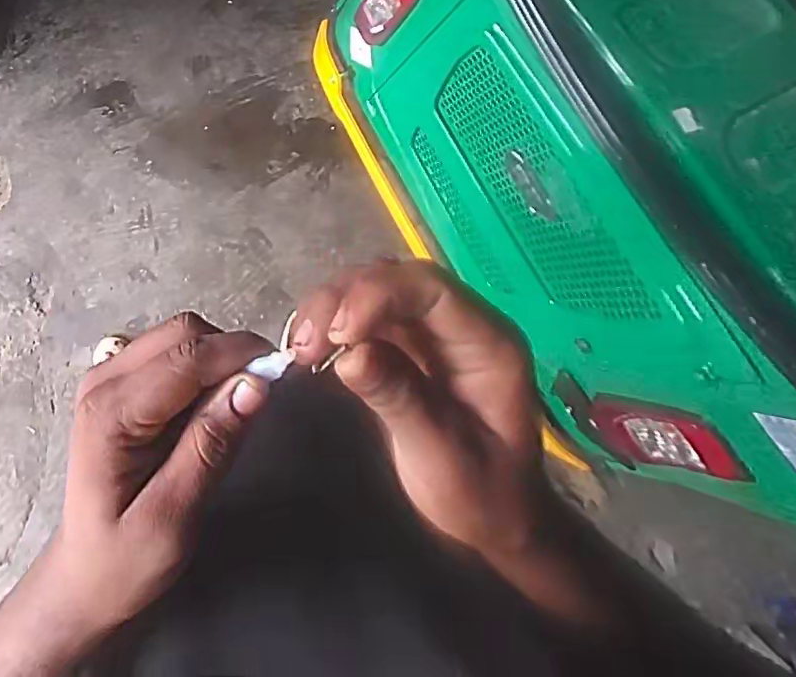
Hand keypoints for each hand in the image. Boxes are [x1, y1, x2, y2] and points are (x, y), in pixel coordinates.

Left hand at [0, 313, 271, 676]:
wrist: (85, 576)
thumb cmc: (124, 560)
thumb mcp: (173, 517)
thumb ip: (211, 446)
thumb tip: (254, 386)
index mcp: (110, 412)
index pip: (186, 356)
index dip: (238, 355)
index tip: (280, 371)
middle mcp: (103, 380)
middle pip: (182, 333)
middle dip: (230, 351)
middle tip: (262, 391)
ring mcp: (107, 375)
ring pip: (179, 334)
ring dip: (218, 355)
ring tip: (238, 402)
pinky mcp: (120, 380)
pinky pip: (172, 350)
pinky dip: (203, 364)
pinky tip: (212, 402)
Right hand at [287, 260, 556, 561]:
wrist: (495, 517)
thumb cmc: (481, 496)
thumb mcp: (442, 460)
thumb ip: (399, 401)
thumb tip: (350, 355)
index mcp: (487, 343)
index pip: (431, 290)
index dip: (379, 295)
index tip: (338, 334)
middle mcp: (457, 322)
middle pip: (394, 278)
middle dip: (343, 299)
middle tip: (304, 345)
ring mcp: (427, 328)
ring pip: (370, 287)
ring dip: (328, 308)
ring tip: (300, 348)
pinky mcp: (400, 340)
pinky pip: (359, 311)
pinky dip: (328, 322)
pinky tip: (308, 348)